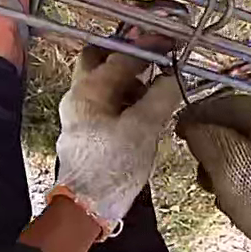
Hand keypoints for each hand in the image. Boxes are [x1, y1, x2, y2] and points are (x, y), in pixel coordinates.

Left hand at [54, 45, 184, 226]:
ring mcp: (79, 115)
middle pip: (99, 60)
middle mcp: (77, 97)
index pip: (120, 56)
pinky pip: (106, 104)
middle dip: (127, 56)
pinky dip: (124, 99)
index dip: (148, 47)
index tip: (171, 44)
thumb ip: (161, 96)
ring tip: (155, 90)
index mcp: (87, 90)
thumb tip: (173, 76)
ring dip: (127, 80)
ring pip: (102, 83)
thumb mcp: (144, 128)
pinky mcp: (86, 132)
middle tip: (154, 61)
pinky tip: (144, 111)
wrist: (88, 207)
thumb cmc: (113, 167)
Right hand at [176, 94, 250, 251]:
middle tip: (205, 178)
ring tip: (228, 197)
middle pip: (241, 126)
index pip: (223, 104)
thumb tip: (194, 127)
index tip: (180, 134)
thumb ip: (204, 139)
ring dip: (234, 168)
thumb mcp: (228, 167)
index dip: (195, 119)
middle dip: (216, 151)